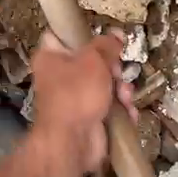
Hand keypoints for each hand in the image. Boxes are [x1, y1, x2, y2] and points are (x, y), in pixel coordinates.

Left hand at [29, 31, 136, 176]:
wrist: (72, 142)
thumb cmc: (76, 93)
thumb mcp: (93, 60)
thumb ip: (106, 45)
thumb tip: (116, 34)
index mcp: (50, 57)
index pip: (62, 36)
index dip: (83, 34)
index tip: (104, 38)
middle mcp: (60, 77)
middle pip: (93, 62)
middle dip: (112, 68)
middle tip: (116, 73)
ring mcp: (76, 99)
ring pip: (106, 85)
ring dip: (121, 91)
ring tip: (124, 97)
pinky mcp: (90, 118)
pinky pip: (111, 107)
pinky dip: (121, 110)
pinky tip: (127, 113)